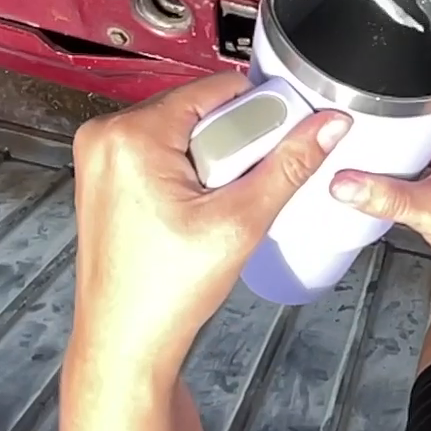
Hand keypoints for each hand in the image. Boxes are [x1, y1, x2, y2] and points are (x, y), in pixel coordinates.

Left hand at [69, 72, 348, 369]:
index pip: (220, 89)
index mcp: (131, 135)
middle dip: (237, 143)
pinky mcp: (108, 174)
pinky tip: (201, 207)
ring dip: (218, 157)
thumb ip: (290, 165)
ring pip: (188, 129)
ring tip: (219, 206)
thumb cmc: (165, 290)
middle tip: (242, 191)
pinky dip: (195, 169)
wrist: (127, 340)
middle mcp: (107, 135)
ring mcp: (102, 155)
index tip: (279, 149)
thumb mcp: (242, 221)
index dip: (262, 115)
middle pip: (203, 108)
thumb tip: (328, 124)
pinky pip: (167, 149)